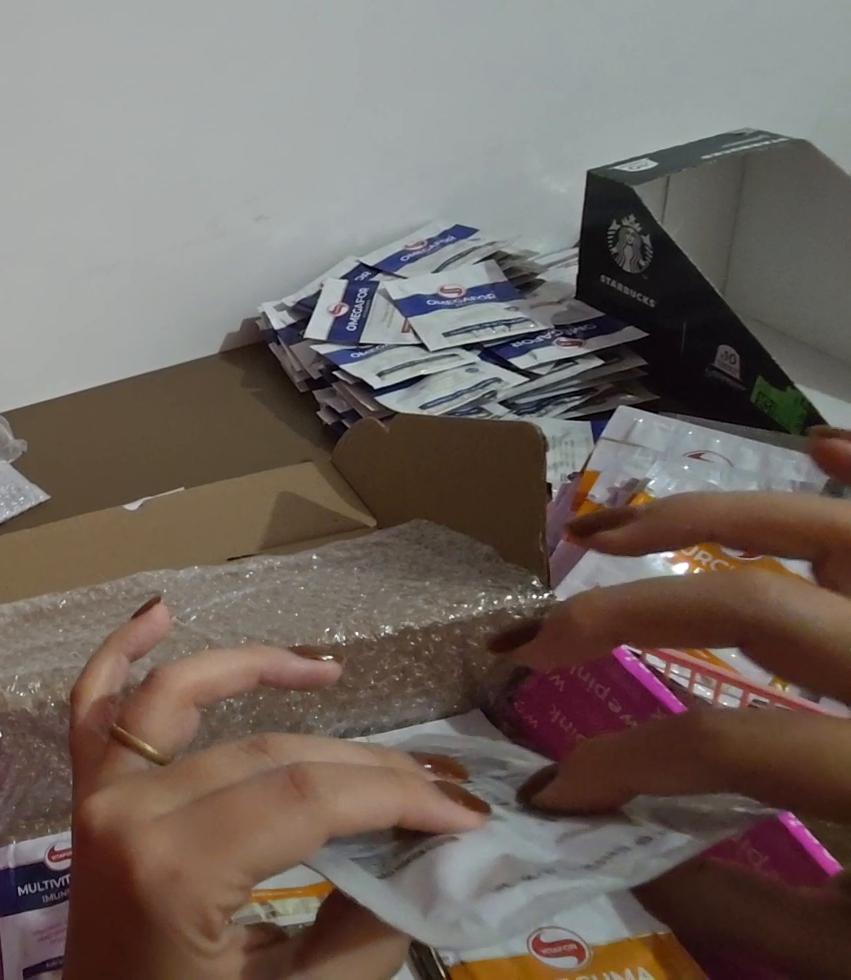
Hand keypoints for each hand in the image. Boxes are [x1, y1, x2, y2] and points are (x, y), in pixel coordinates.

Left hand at [60, 598, 490, 979]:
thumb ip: (362, 930)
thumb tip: (423, 852)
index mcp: (174, 870)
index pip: (300, 800)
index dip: (390, 797)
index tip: (464, 812)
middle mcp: (125, 810)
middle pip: (255, 753)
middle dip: (353, 762)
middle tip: (430, 780)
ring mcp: (95, 791)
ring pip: (172, 699)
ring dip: (245, 670)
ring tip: (322, 667)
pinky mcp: (85, 790)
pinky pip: (92, 705)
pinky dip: (118, 653)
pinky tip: (159, 613)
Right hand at [494, 431, 850, 978]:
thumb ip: (733, 905)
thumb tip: (585, 841)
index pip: (723, 745)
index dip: (616, 765)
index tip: (552, 792)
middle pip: (749, 606)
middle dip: (612, 616)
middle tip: (531, 644)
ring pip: (830, 531)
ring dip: (698, 517)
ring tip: (599, 531)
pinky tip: (818, 446)